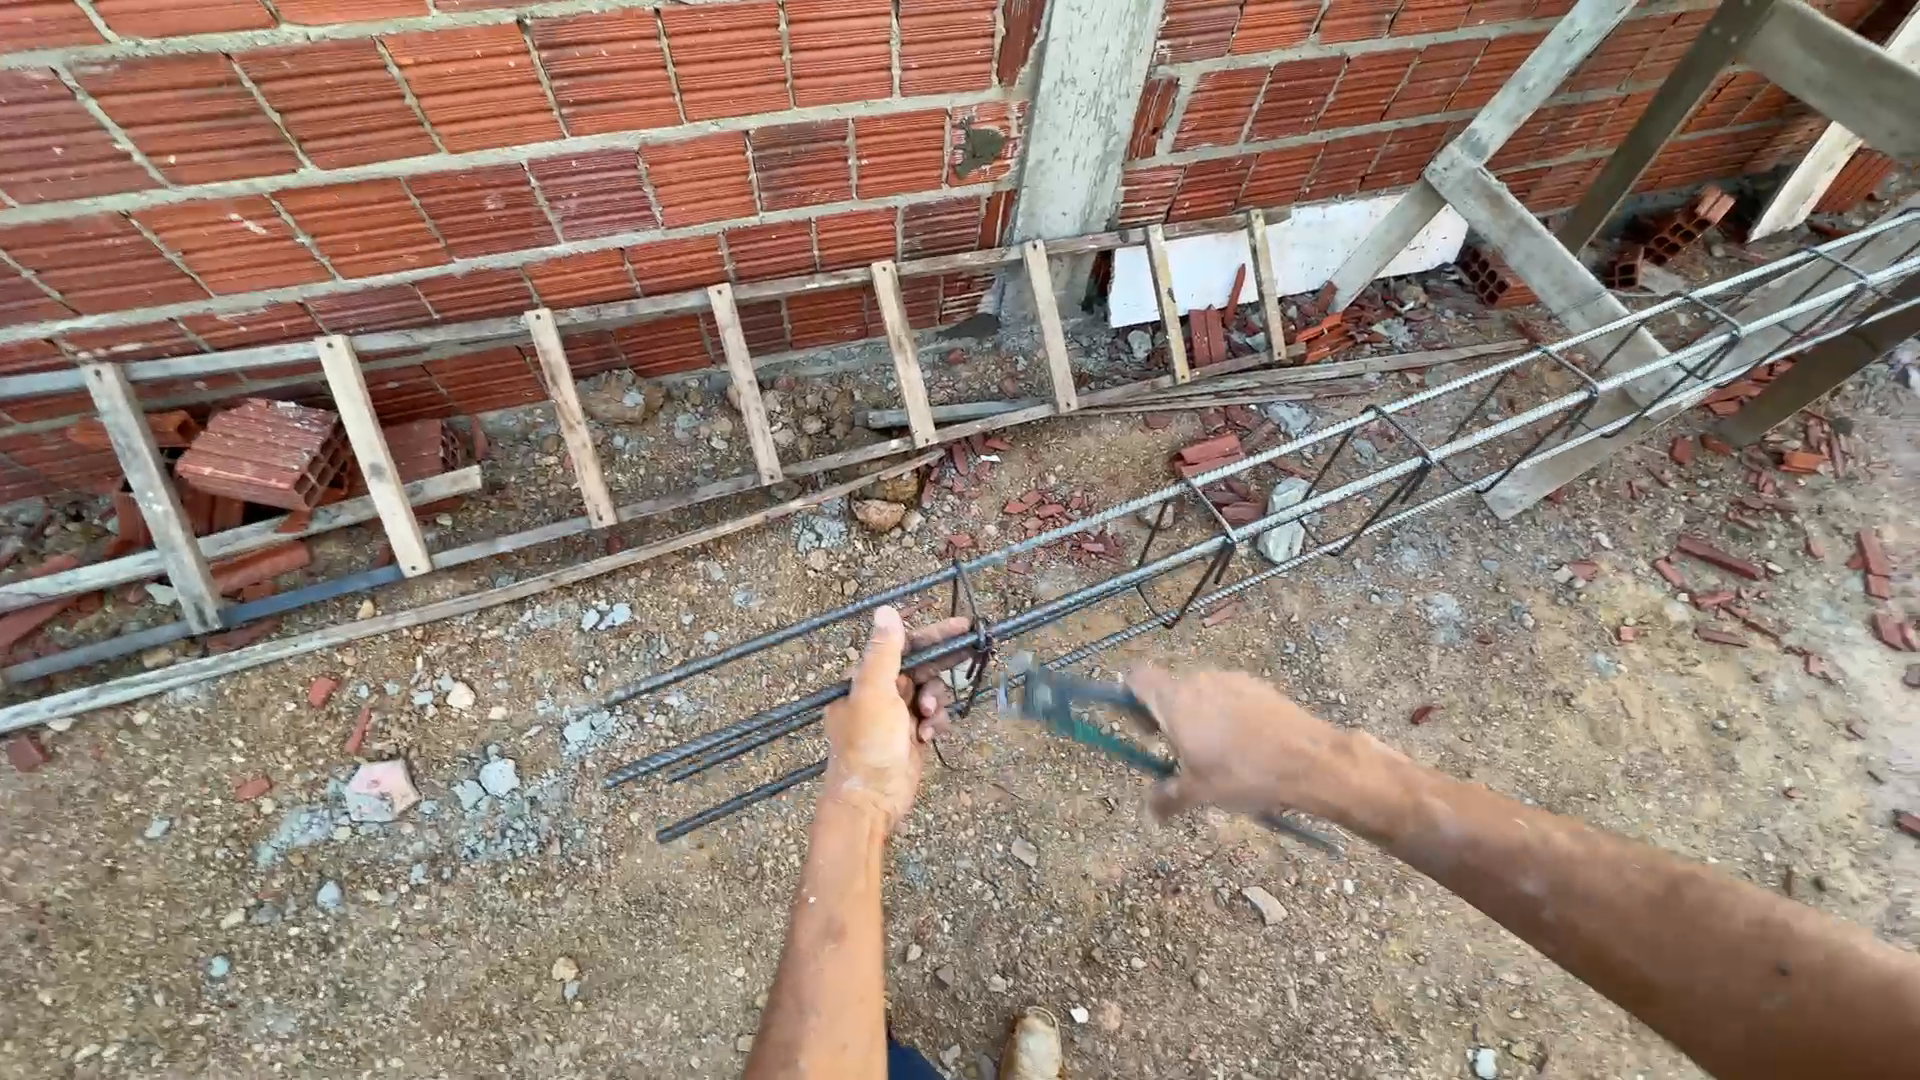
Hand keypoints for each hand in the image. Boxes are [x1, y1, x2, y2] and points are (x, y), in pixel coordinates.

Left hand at [821, 607, 972, 830]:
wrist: (871, 801)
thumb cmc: (868, 744)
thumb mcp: (873, 692)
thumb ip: (883, 652)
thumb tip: (886, 610)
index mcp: (864, 678)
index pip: (902, 645)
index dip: (932, 634)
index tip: (961, 625)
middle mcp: (879, 692)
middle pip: (920, 666)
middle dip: (942, 665)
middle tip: (970, 652)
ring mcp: (897, 715)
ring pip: (931, 691)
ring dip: (936, 701)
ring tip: (928, 717)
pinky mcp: (912, 736)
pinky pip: (934, 718)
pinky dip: (936, 724)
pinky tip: (928, 736)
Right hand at [1125, 664, 1376, 822]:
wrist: (1311, 761)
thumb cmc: (1244, 774)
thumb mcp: (1200, 794)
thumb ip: (1167, 798)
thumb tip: (1150, 811)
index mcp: (1174, 701)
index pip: (1135, 678)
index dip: (1130, 700)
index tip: (1145, 731)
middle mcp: (1198, 681)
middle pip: (1168, 689)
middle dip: (1168, 718)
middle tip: (1181, 753)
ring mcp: (1230, 679)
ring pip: (1200, 694)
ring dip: (1199, 717)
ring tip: (1218, 755)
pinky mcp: (1257, 685)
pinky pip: (1228, 696)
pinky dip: (1227, 715)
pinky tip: (1246, 747)